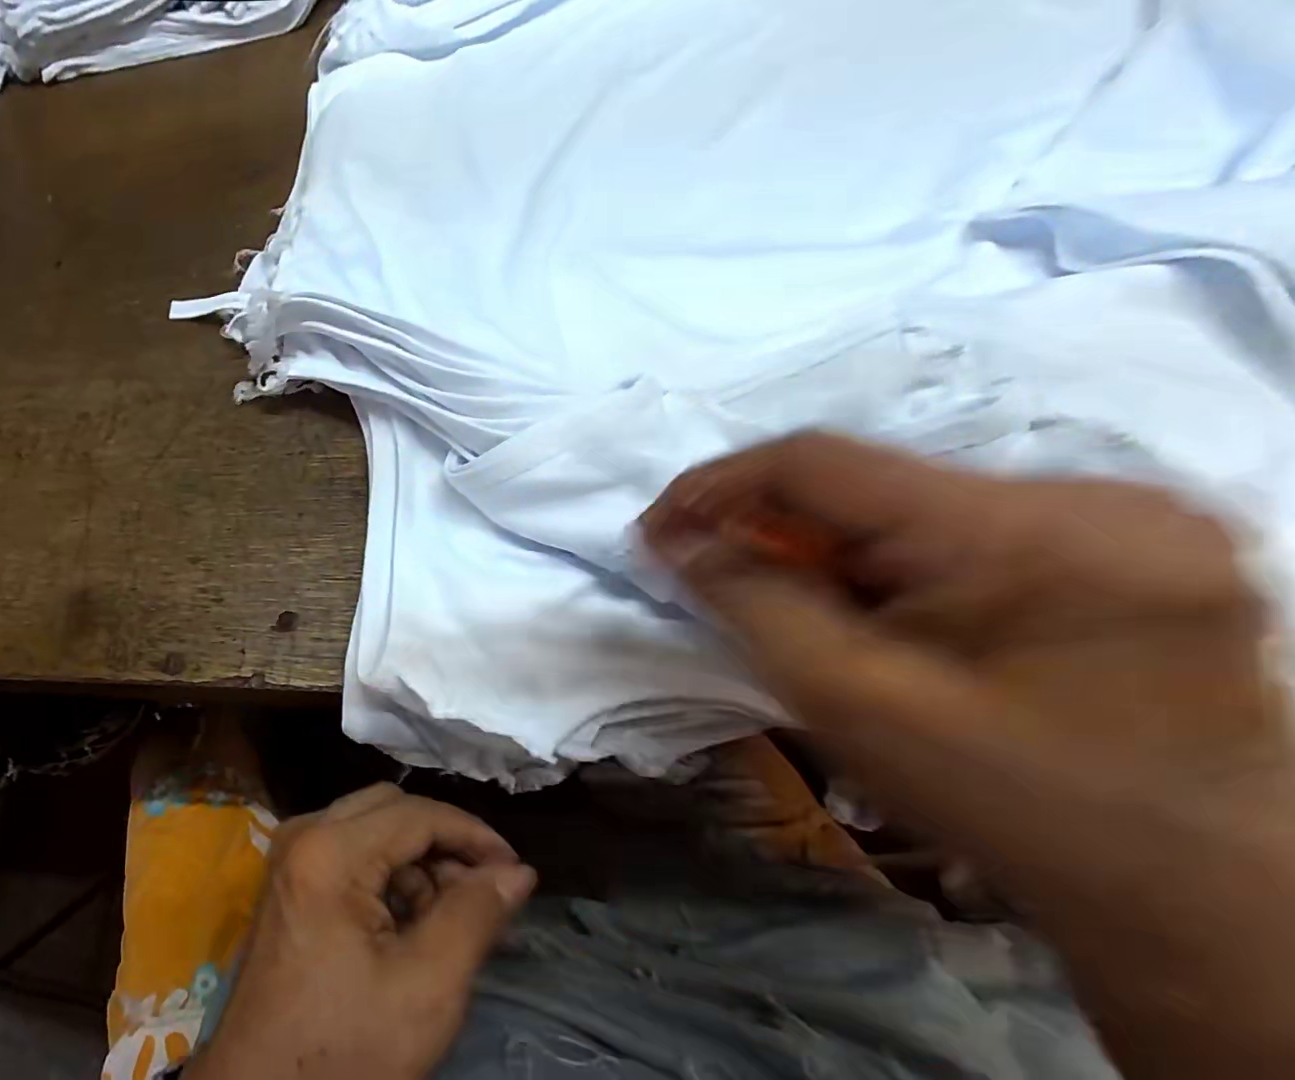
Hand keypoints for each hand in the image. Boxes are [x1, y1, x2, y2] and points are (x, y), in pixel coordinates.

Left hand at [185, 783, 535, 1079]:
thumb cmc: (346, 1046)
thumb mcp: (427, 986)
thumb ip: (476, 915)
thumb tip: (518, 870)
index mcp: (329, 851)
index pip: (416, 813)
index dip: (473, 834)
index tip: (515, 869)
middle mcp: (304, 833)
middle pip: (391, 807)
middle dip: (443, 842)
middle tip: (482, 889)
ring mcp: (291, 854)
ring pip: (372, 824)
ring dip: (417, 858)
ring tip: (447, 917)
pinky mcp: (290, 877)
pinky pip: (350, 847)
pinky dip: (388, 872)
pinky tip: (408, 921)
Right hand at [641, 432, 1294, 1077]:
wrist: (1196, 896)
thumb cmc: (1011, 806)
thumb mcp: (849, 701)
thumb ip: (749, 602)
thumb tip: (671, 538)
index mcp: (1034, 531)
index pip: (822, 461)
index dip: (715, 486)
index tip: (654, 528)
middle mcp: (1090, 495)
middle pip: (866, 483)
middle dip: (771, 530)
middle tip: (714, 581)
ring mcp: (1118, 515)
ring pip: (901, 505)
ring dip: (825, 551)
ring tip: (800, 613)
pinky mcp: (1120, 542)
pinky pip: (950, 528)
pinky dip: (881, 564)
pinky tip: (873, 615)